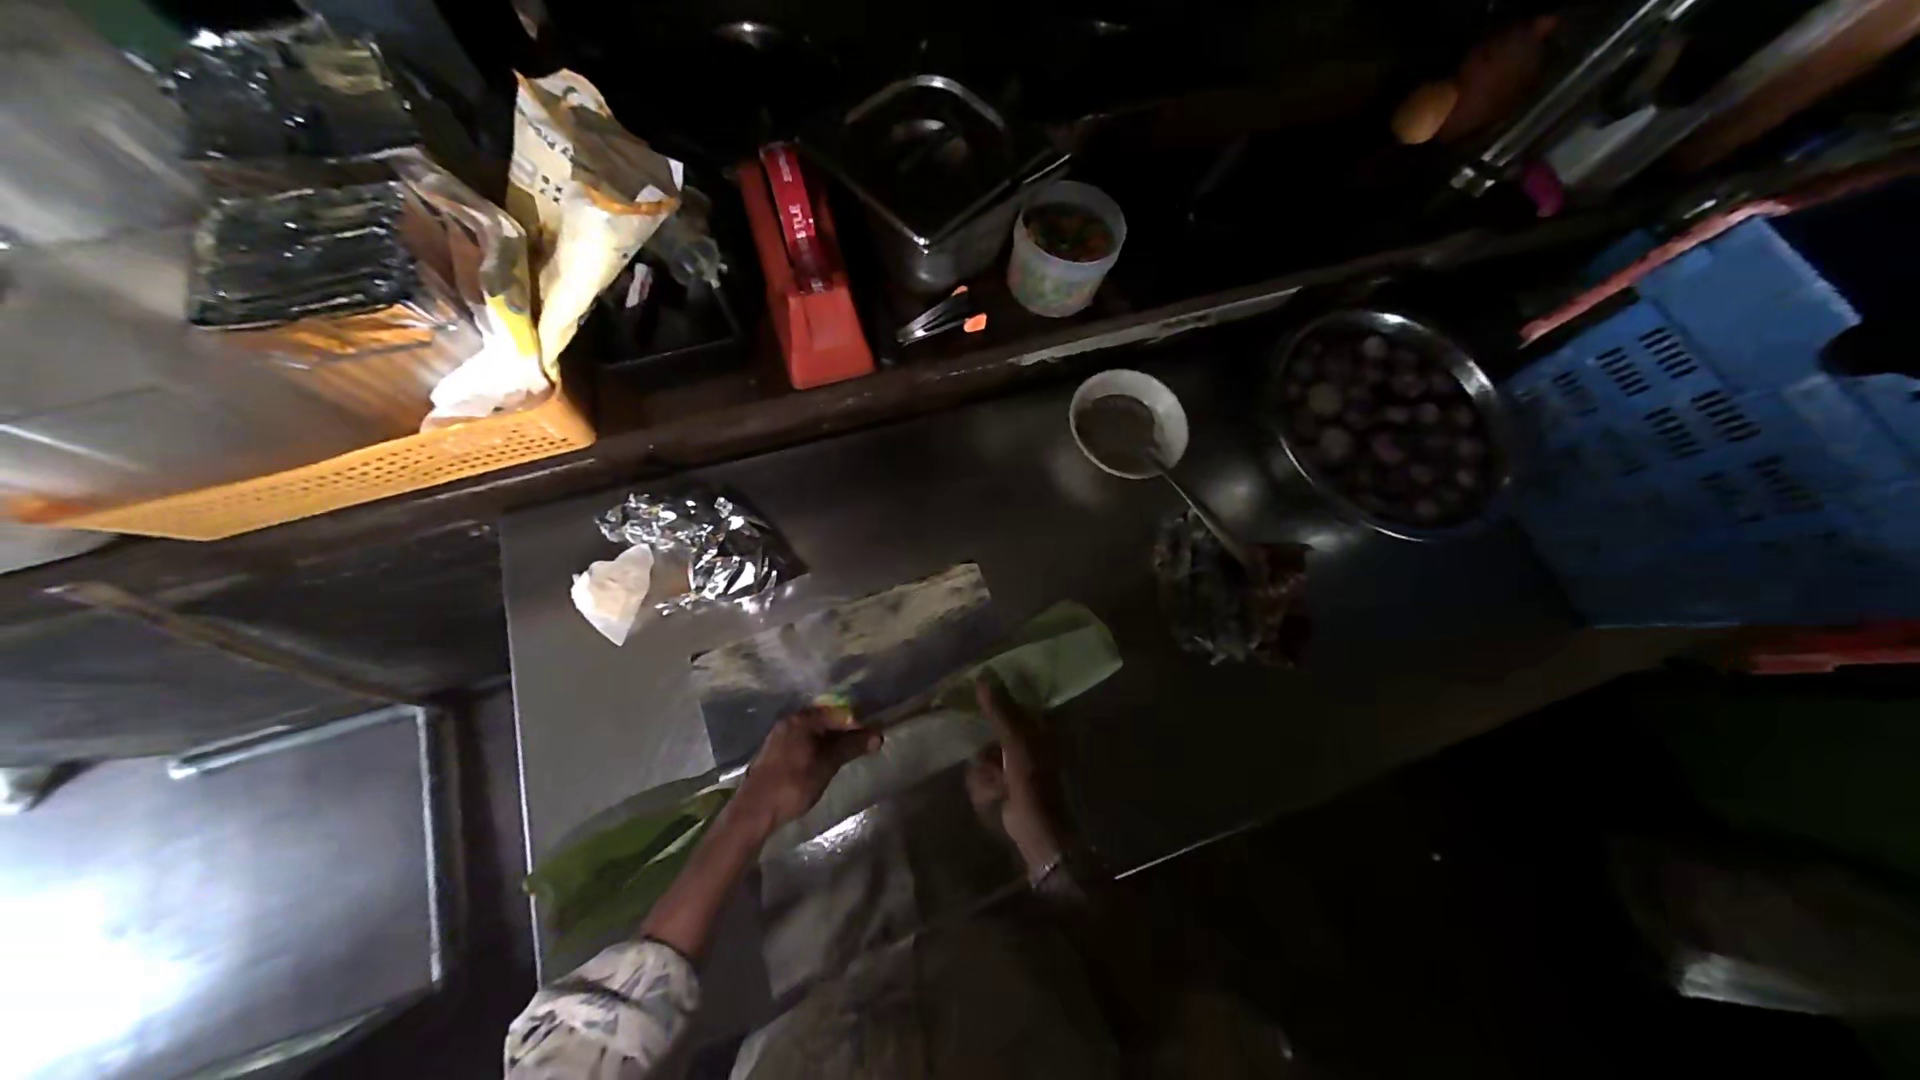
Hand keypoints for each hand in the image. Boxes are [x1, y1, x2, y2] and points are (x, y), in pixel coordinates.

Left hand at [733, 705, 880, 839]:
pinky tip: (825, 760)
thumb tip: (877, 736)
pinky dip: (818, 747)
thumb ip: (851, 747)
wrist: (755, 810)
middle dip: (845, 731)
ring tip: (847, 754)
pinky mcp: (774, 752)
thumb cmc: (794, 783)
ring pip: (813, 732)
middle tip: (863, 745)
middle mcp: (789, 721)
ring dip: (831, 740)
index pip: (838, 713)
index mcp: (802, 719)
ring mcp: (779, 736)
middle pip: (825, 720)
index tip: (873, 737)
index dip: (858, 724)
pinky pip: (803, 741)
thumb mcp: (828, 764)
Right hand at [965, 676, 1065, 876]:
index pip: (1013, 705)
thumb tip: (982, 678)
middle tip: (983, 752)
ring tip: (995, 782)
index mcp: (1039, 728)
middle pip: (994, 731)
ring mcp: (1015, 767)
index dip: (995, 701)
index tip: (974, 697)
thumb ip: (999, 710)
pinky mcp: (1003, 786)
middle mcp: (1028, 743)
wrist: (1037, 829)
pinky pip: (982, 776)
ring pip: (985, 755)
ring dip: (985, 770)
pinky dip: (985, 785)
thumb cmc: (1033, 780)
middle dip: (987, 747)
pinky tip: (993, 794)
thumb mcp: (1015, 740)